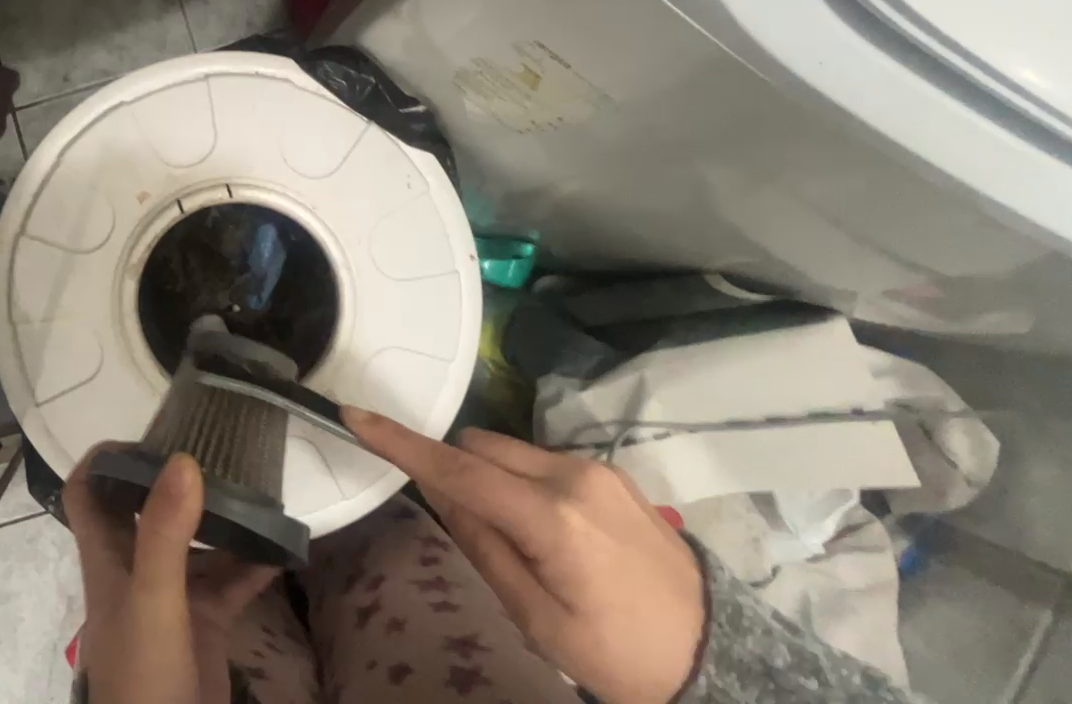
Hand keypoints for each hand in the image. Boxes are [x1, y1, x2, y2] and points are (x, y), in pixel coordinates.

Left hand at [64, 446, 280, 703]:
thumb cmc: (144, 671)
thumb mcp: (152, 599)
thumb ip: (164, 532)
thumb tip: (182, 458)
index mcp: (108, 553)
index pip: (89, 489)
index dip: (108, 458)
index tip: (153, 436)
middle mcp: (136, 565)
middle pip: (148, 505)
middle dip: (178, 477)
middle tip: (220, 448)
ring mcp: (172, 594)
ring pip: (196, 540)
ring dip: (224, 516)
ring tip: (261, 486)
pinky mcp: (204, 620)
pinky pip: (231, 580)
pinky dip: (254, 562)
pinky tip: (285, 544)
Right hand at [345, 410, 705, 703]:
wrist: (716, 655)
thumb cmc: (617, 655)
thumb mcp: (537, 618)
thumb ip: (480, 543)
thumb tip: (436, 488)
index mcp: (552, 519)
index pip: (458, 470)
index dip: (401, 443)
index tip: (355, 415)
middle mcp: (572, 475)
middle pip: (477, 446)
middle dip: (455, 471)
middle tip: (474, 531)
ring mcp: (595, 467)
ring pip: (505, 447)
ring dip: (489, 476)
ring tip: (520, 537)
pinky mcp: (609, 469)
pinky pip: (538, 458)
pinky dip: (520, 480)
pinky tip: (549, 528)